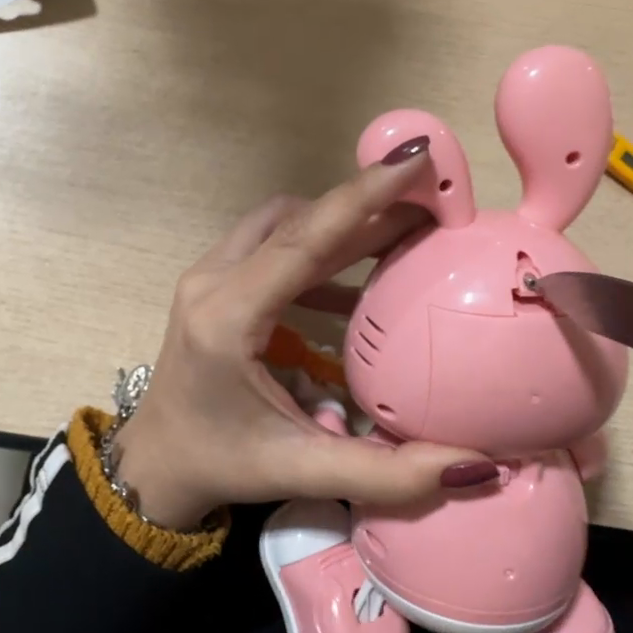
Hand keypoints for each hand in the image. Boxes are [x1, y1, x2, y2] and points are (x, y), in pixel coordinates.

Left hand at [112, 136, 497, 528]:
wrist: (155, 463)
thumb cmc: (219, 464)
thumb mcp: (300, 470)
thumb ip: (385, 473)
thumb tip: (476, 468)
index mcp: (226, 317)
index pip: (302, 239)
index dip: (361, 197)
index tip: (415, 159)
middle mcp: (211, 282)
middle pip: (296, 221)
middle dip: (365, 205)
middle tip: (430, 201)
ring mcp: (207, 278)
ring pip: (282, 226)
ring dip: (340, 224)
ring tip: (404, 233)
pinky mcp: (214, 285)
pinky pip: (270, 246)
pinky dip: (316, 250)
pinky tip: (357, 283)